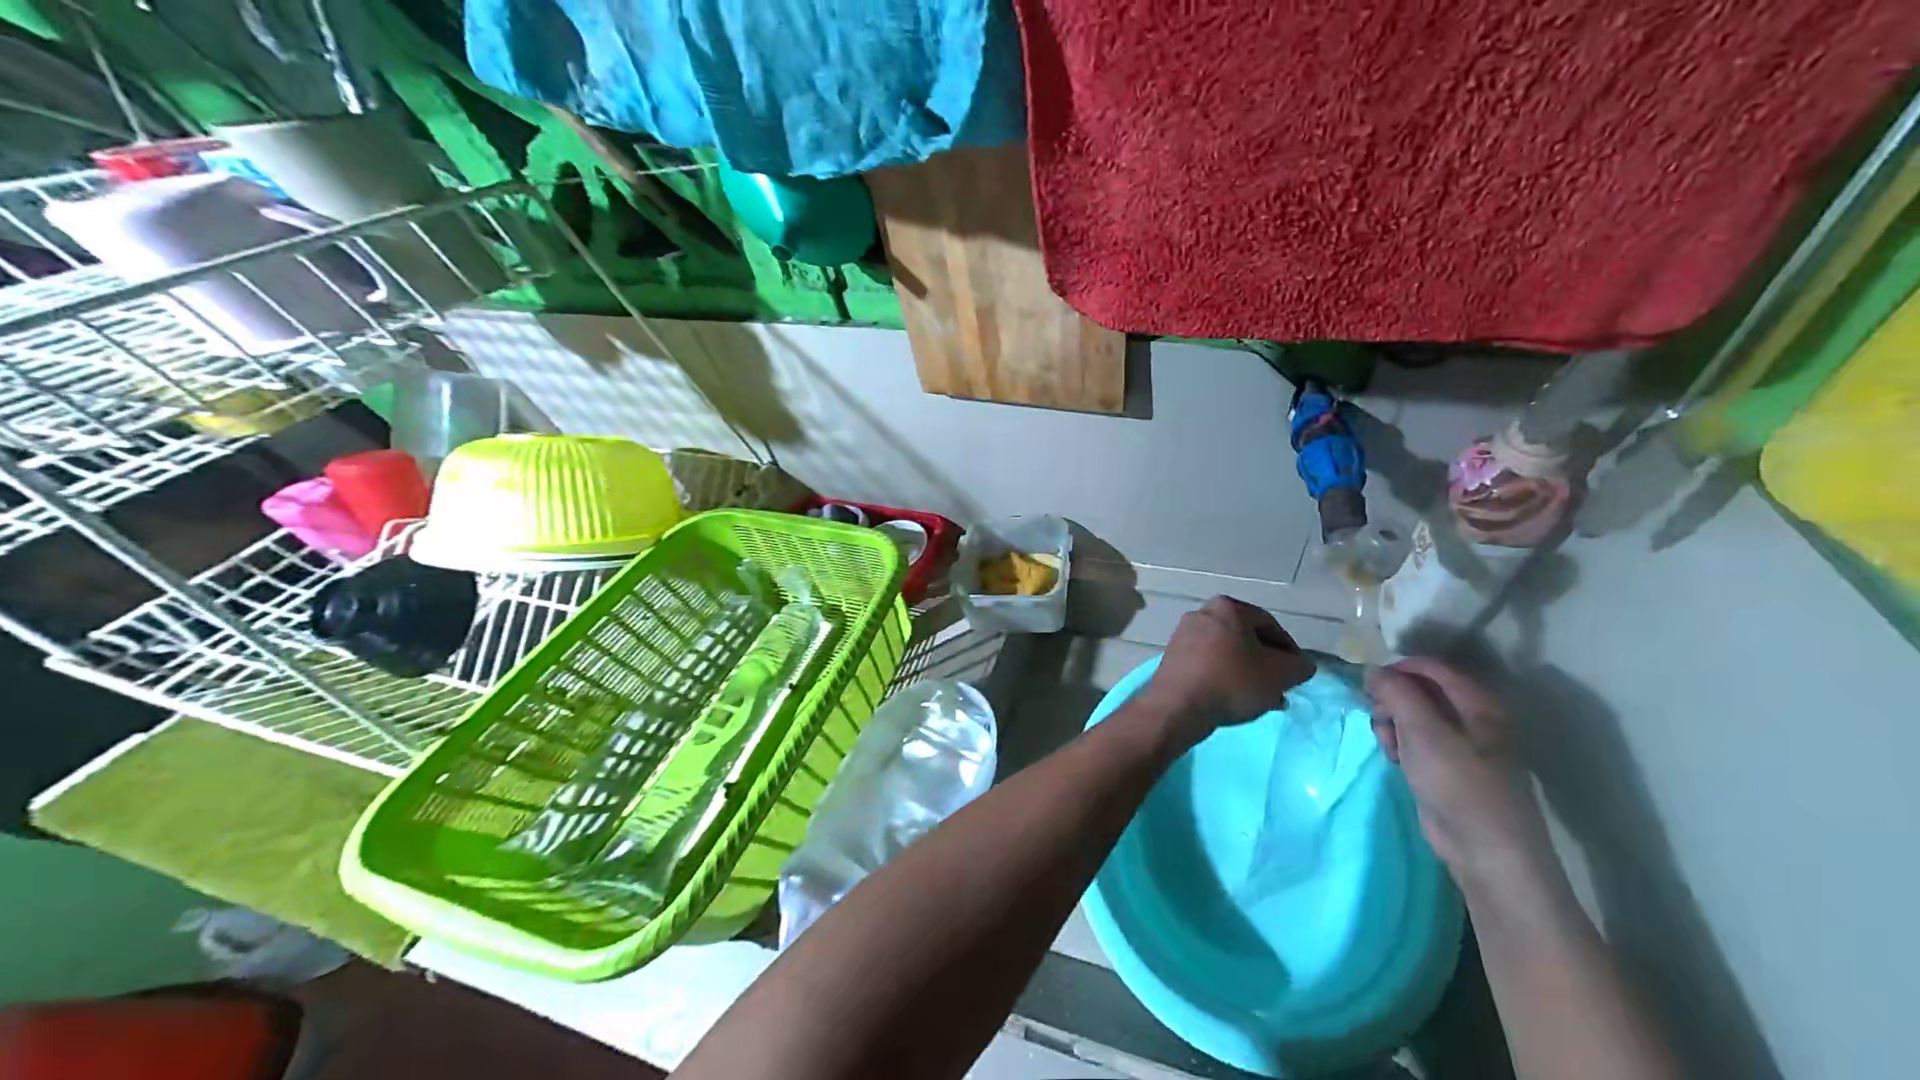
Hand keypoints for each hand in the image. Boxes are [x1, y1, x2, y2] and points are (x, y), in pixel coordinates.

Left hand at [1142, 596, 1315, 740]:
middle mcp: (1202, 613)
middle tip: (1280, 689)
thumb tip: (1300, 664)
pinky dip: (1225, 679)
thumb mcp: (1281, 674)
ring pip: (1228, 654)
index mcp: (1228, 607)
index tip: (1297, 674)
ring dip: (1248, 674)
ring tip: (1262, 700)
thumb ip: (1300, 666)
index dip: (1290, 651)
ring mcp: (1183, 635)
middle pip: (1247, 640)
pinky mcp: (1173, 657)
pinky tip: (1235, 701)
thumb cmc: (1232, 681)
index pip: (1270, 625)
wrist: (1178, 706)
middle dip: (1267, 665)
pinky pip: (1209, 665)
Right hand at [1365, 659, 1554, 886]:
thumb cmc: (1458, 784)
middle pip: (1421, 691)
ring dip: (1392, 724)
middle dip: (1392, 700)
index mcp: (1479, 705)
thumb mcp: (1423, 732)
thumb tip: (1373, 670)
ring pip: (1414, 717)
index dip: (1398, 670)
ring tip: (1388, 745)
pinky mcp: (1447, 768)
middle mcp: (1474, 720)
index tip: (1368, 684)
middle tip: (1379, 720)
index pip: (1433, 669)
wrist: (1485, 851)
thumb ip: (1397, 694)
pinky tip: (1395, 759)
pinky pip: (1416, 742)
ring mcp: (1461, 746)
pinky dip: (1400, 744)